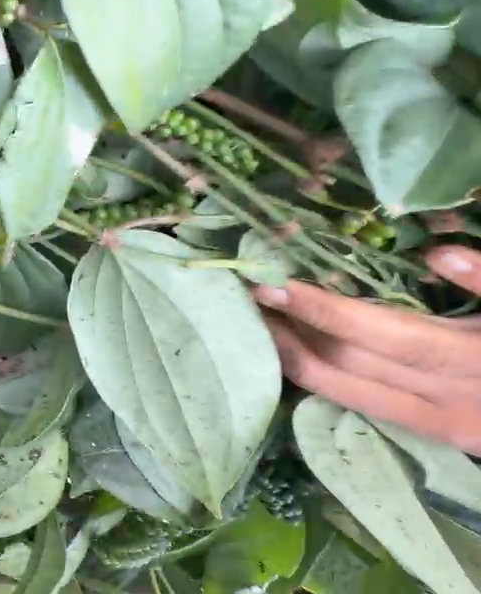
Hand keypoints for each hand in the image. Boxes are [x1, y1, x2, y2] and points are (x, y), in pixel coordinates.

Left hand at [255, 246, 480, 453]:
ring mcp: (437, 424)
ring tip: (243, 311)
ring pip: (336, 388)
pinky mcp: (430, 433)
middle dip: (283, 326)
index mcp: (472, 361)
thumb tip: (439, 255)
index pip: (378, 335)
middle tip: (231, 288)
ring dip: (284, 349)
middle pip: (341, 362)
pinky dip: (311, 370)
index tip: (265, 280)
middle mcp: (449, 400)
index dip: (318, 308)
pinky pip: (353, 401)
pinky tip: (280, 340)